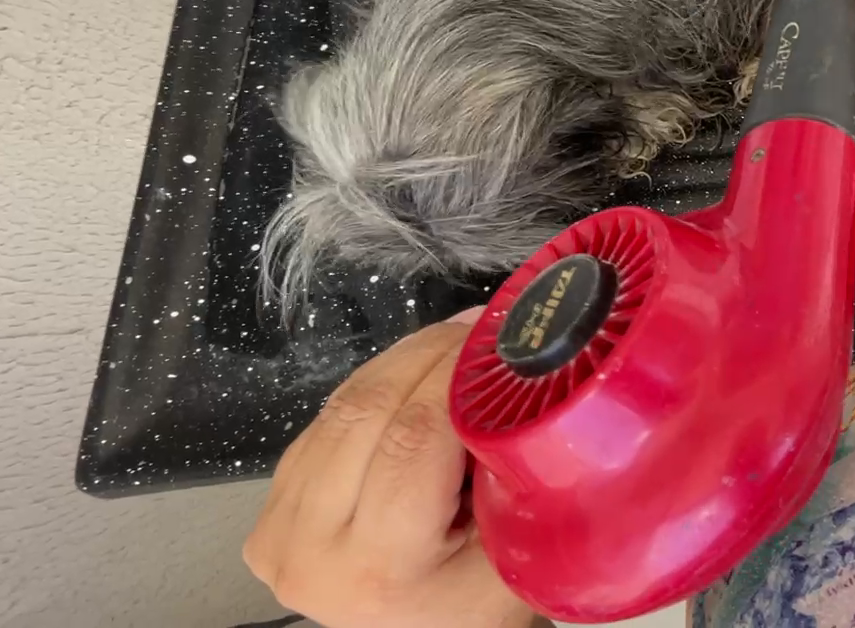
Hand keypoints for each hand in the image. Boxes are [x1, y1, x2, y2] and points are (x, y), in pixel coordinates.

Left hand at [243, 309, 536, 627]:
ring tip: (463, 338)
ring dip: (407, 357)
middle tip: (487, 324)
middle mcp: (309, 550)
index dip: (457, 372)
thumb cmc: (489, 588)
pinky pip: (329, 416)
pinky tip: (424, 368)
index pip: (413, 437)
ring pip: (343, 405)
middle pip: (367, 411)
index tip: (502, 336)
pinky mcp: (271, 509)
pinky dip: (382, 378)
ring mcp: (277, 530)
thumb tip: (524, 374)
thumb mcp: (523, 536)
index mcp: (378, 564)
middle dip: (433, 351)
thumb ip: (519, 464)